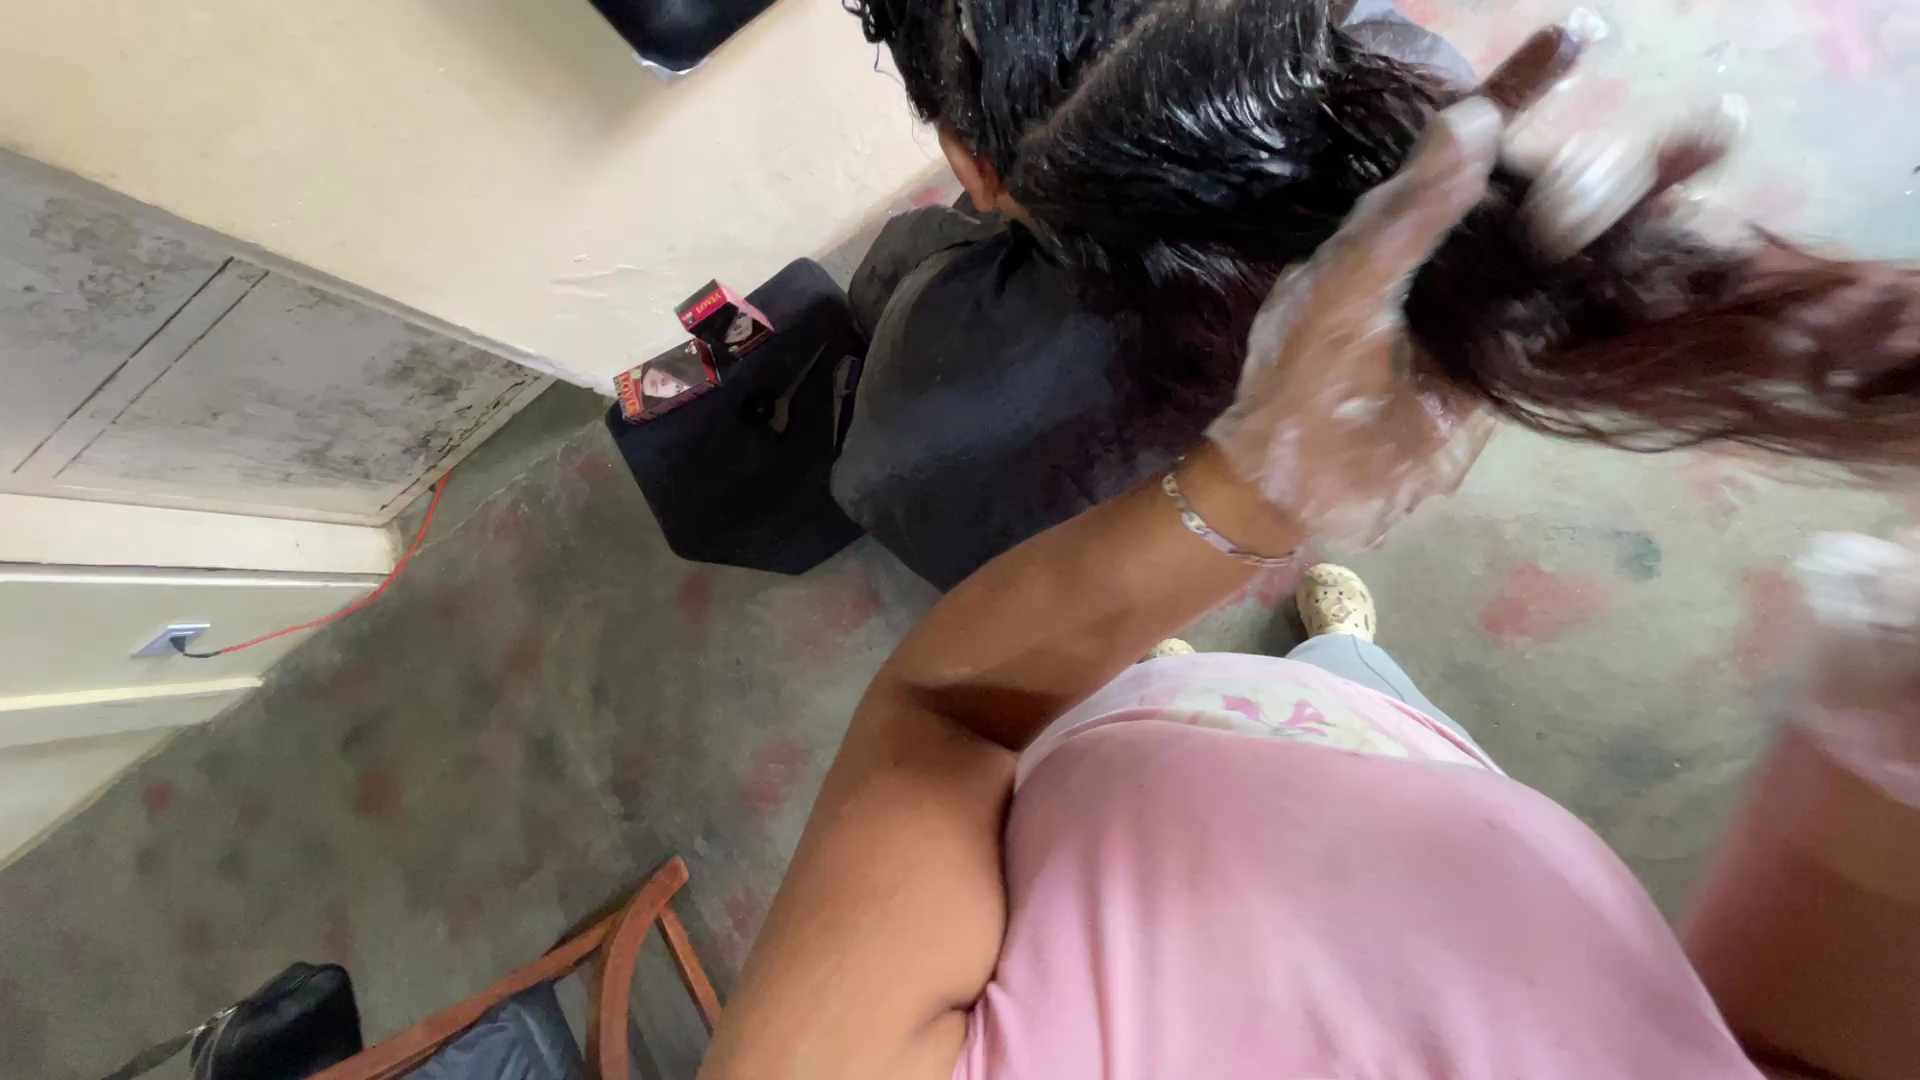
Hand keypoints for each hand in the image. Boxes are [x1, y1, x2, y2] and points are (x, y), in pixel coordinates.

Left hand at [1205, 17, 1747, 547]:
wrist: (1303, 485)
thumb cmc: (1300, 388)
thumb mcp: (1335, 295)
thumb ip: (1399, 219)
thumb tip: (1470, 121)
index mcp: (1391, 236)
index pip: (1461, 149)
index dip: (1516, 92)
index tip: (1578, 37)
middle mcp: (1445, 265)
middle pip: (1539, 187)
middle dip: (1584, 167)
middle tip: (1565, 212)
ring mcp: (1486, 314)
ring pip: (1577, 241)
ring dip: (1643, 196)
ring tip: (1705, 149)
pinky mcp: (1515, 366)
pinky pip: (1586, 310)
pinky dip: (1642, 276)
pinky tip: (1705, 243)